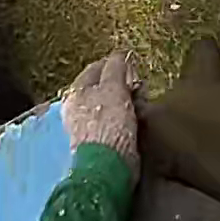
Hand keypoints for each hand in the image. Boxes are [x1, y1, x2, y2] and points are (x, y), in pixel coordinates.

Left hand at [62, 51, 139, 178]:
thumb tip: (120, 54)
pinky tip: (139, 120)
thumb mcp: (114, 89)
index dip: (115, 64)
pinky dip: (127, 117)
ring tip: (142, 103)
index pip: (97, 68)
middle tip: (141, 87)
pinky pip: (115, 121)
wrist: (108, 167)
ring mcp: (87, 123)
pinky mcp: (100, 140)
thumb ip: (116, 69)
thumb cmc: (108, 122)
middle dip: (123, 85)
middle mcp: (78, 104)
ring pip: (111, 104)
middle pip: (103, 86)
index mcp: (77, 89)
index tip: (133, 66)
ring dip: (128, 101)